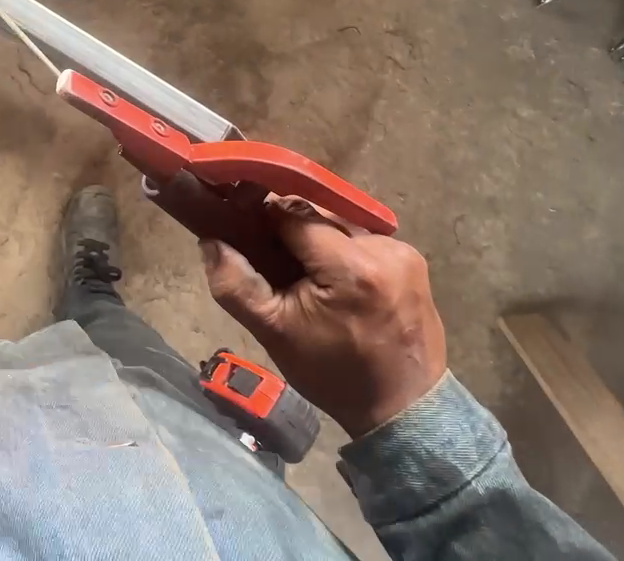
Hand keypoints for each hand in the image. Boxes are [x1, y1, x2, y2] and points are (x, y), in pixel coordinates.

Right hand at [198, 197, 445, 437]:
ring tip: (301, 273)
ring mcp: (404, 252)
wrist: (403, 411)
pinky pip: (362, 238)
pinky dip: (339, 249)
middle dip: (288, 230)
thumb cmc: (333, 374)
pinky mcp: (413, 260)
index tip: (243, 234)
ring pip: (338, 224)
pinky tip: (332, 279)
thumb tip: (210, 240)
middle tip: (270, 260)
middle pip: (317, 215)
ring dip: (314, 239)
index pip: (291, 212)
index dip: (261, 219)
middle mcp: (384, 248)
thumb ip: (234, 284)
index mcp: (351, 266)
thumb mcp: (272, 332)